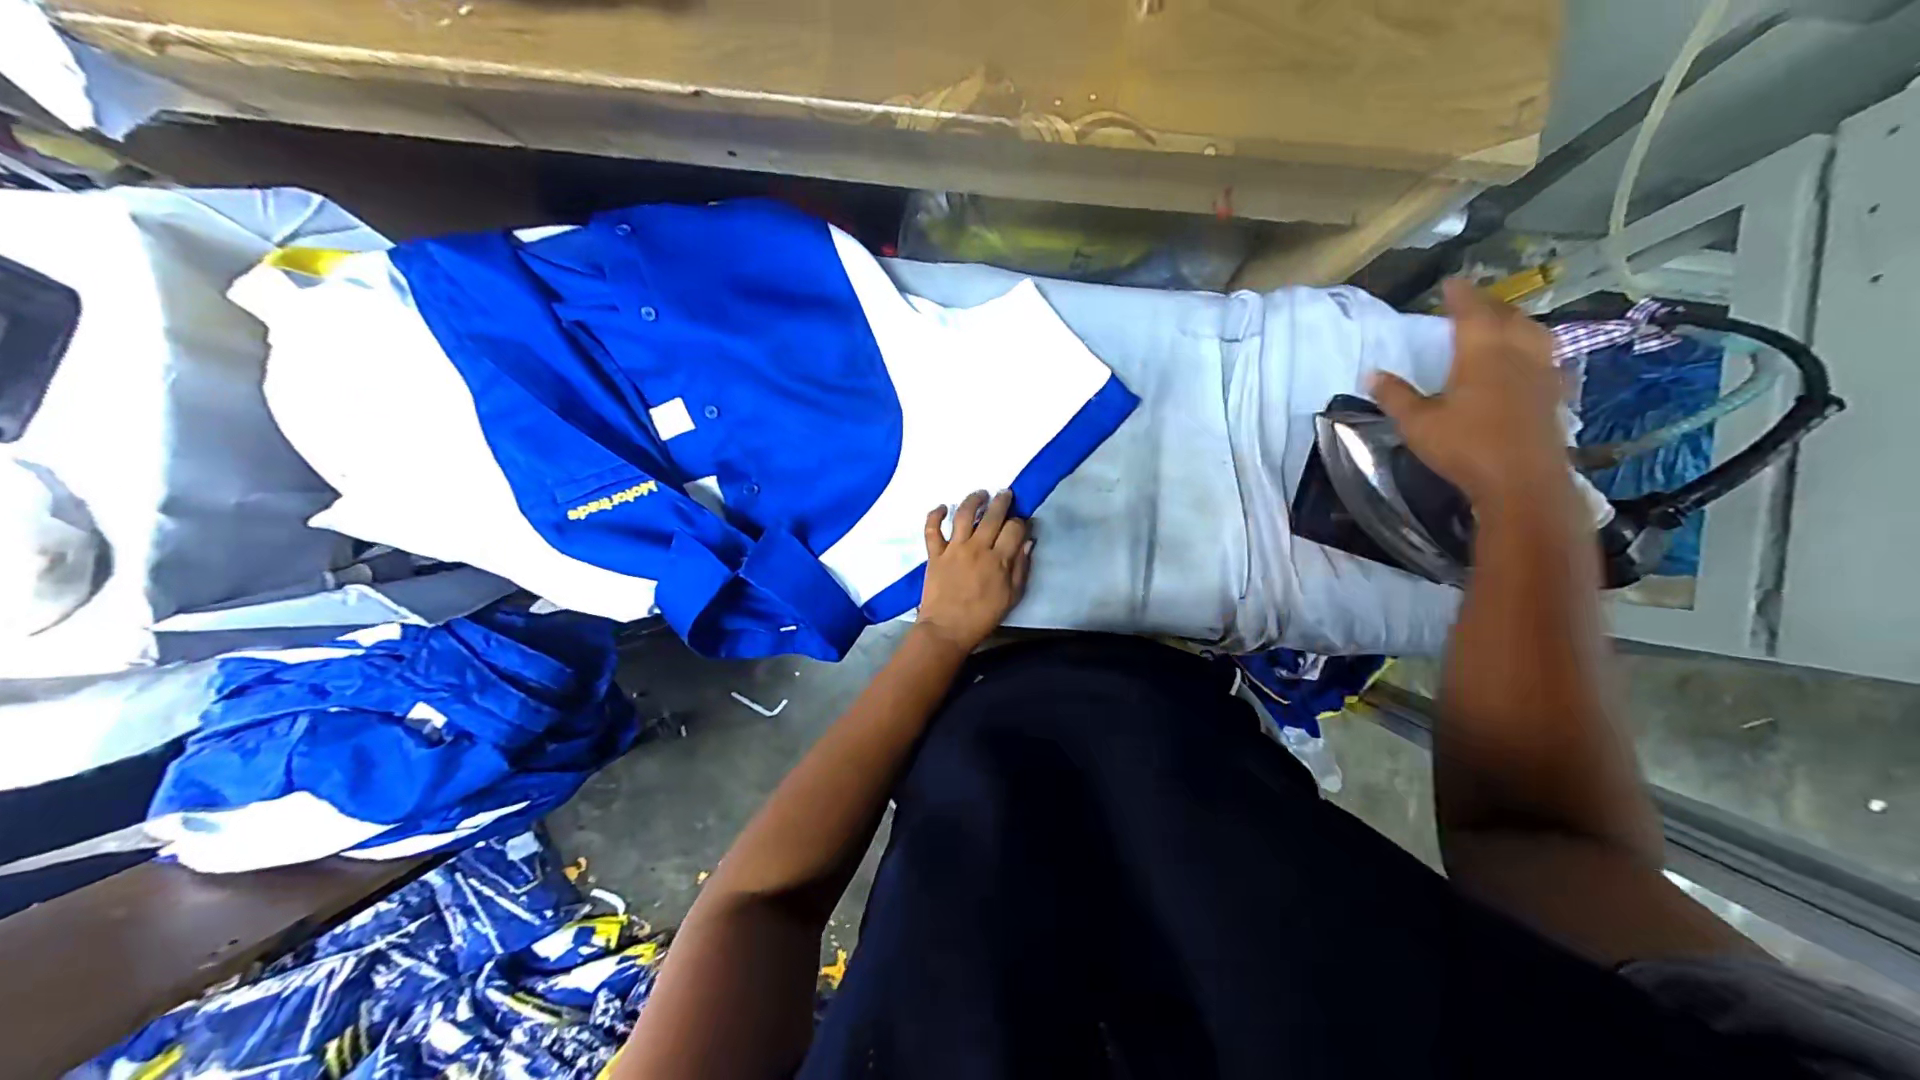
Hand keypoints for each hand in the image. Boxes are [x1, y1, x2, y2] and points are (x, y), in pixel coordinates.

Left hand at [916, 490, 1032, 652]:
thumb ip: (1020, 567)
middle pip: (992, 516)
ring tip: (980, 494)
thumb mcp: (1012, 596)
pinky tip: (941, 507)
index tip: (1021, 522)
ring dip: (973, 500)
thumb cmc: (982, 616)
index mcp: (999, 559)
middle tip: (1005, 493)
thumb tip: (1027, 542)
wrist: (947, 629)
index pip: (1014, 529)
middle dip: (1002, 501)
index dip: (1020, 522)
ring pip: (963, 515)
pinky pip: (932, 530)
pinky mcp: (934, 554)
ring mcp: (954, 549)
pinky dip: (935, 515)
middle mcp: (977, 548)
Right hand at [1370, 279, 1568, 504]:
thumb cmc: (1464, 447)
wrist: (1521, 481)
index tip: (1451, 282)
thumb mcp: (1417, 423)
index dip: (1460, 295)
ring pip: (1533, 332)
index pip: (1471, 313)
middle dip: (1489, 304)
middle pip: (1506, 317)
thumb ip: (1396, 396)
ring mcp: (1541, 373)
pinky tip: (1530, 358)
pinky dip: (1534, 348)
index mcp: (1481, 354)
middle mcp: (1516, 354)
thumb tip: (1372, 373)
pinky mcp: (1553, 393)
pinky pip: (1546, 357)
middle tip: (1472, 300)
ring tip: (1503, 321)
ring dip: (1516, 321)